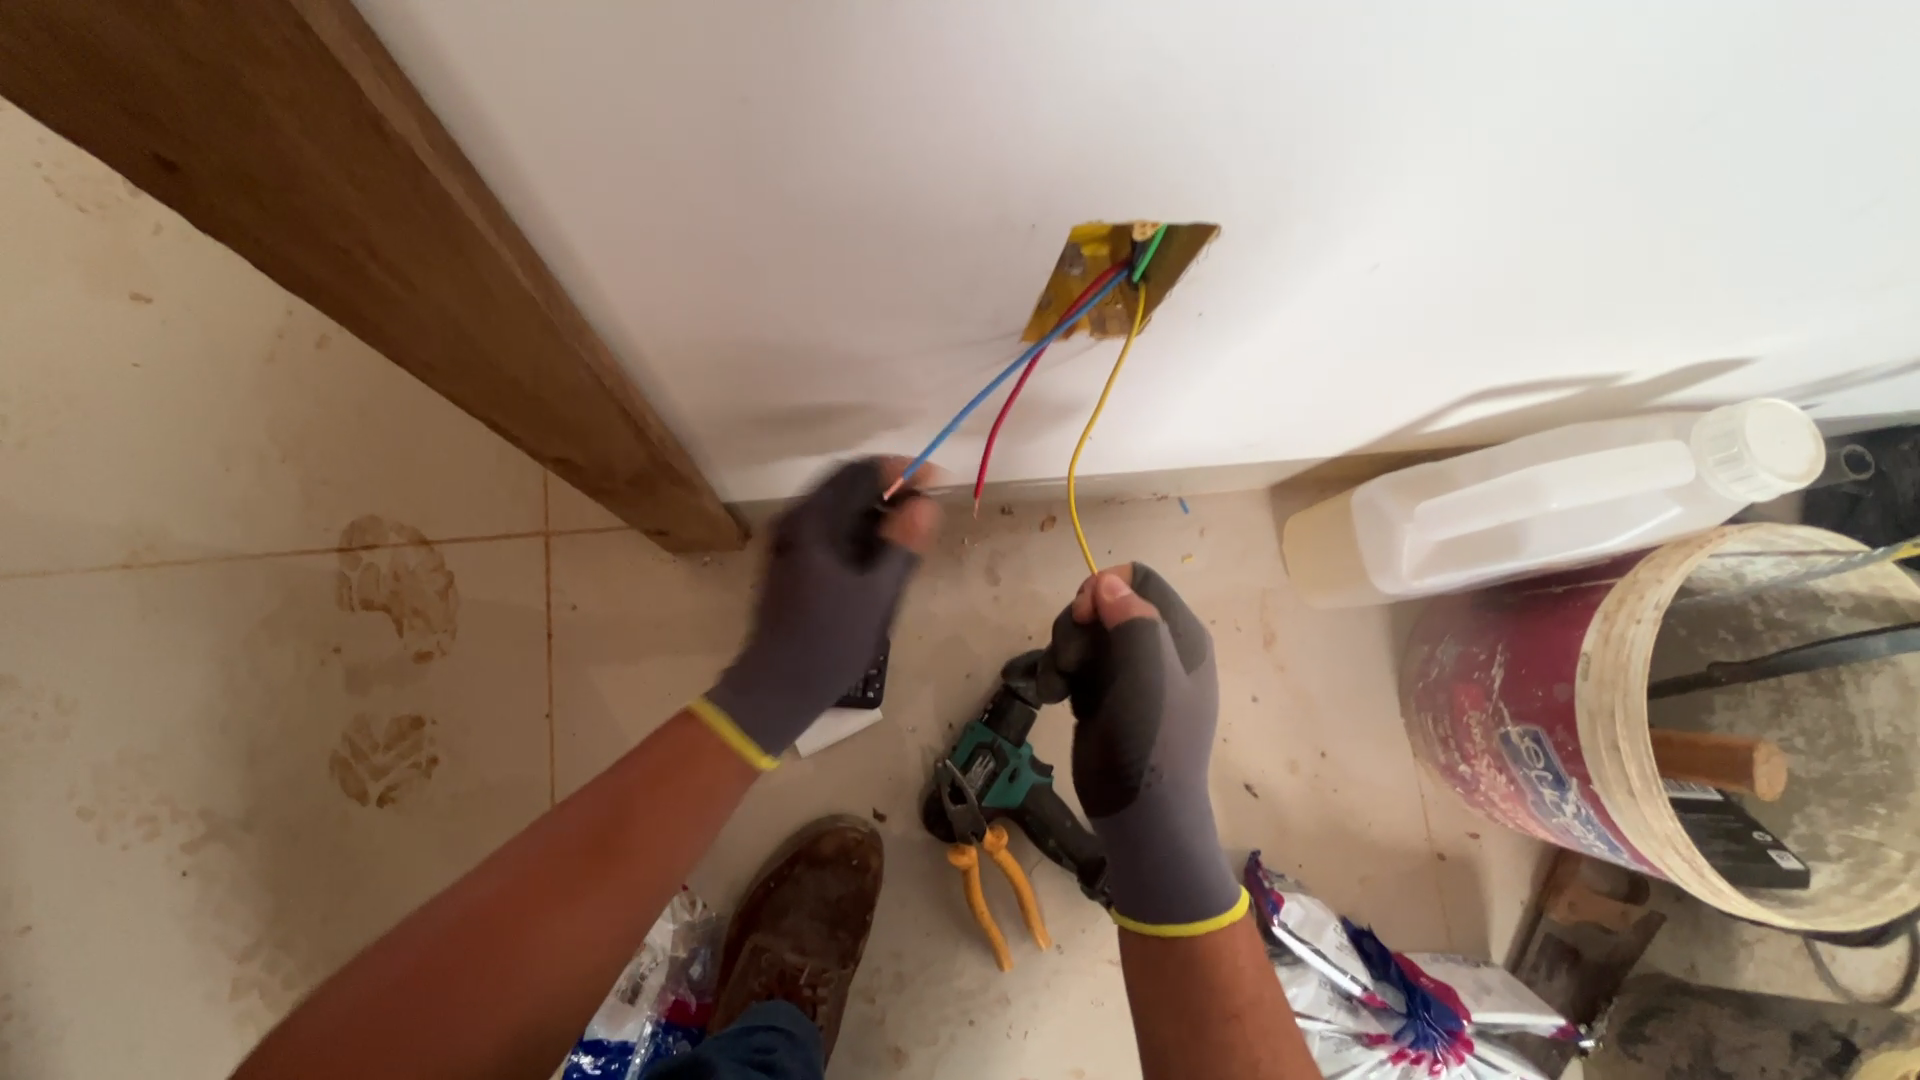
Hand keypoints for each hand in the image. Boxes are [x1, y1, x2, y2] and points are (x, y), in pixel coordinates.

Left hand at [697, 457, 940, 768]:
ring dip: (875, 512)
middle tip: (926, 509)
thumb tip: (926, 505)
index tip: (934, 481)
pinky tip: (882, 553)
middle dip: (889, 491)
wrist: (778, 686)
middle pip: (846, 486)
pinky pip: (829, 530)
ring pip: (838, 509)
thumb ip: (902, 545)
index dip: (899, 471)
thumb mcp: (877, 594)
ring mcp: (789, 543)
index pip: (858, 472)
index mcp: (811, 522)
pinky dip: (858, 532)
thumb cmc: (830, 642)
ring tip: (910, 533)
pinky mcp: (790, 562)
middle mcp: (794, 522)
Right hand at [1038, 564, 1245, 934]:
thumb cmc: (1153, 747)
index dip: (1107, 587)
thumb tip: (1108, 584)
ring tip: (1059, 687)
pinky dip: (1059, 674)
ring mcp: (1127, 671)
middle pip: (1104, 602)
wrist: (1141, 816)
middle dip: (1078, 625)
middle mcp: (1155, 646)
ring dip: (1063, 652)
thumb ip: (1135, 624)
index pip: (1141, 580)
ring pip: (1084, 632)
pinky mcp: (1101, 692)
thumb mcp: (1150, 680)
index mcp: (1181, 637)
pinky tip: (1054, 698)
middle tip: (1069, 660)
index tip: (1086, 614)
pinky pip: (1074, 662)